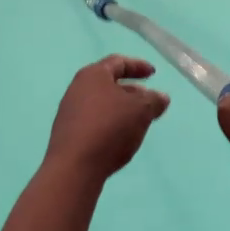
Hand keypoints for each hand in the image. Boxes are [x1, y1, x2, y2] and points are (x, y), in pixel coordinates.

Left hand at [45, 55, 170, 182]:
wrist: (73, 167)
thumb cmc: (109, 128)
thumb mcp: (140, 111)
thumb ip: (153, 101)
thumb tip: (161, 97)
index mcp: (93, 74)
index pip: (118, 62)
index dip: (138, 66)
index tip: (153, 73)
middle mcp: (77, 88)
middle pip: (108, 83)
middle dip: (131, 90)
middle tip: (148, 100)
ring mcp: (70, 111)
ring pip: (101, 103)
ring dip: (121, 109)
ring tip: (137, 122)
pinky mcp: (68, 133)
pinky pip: (93, 121)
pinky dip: (109, 123)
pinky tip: (119, 138)